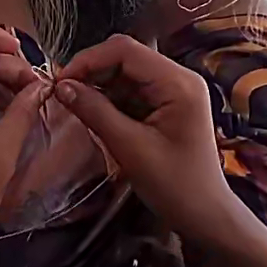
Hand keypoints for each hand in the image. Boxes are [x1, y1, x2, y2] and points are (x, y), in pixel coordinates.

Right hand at [53, 34, 249, 251]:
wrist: (206, 216)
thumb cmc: (175, 185)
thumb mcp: (130, 148)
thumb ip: (95, 112)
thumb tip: (61, 87)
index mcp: (178, 83)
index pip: (126, 51)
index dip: (88, 60)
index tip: (60, 81)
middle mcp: (178, 78)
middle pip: (125, 57)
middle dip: (91, 71)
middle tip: (62, 92)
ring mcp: (174, 90)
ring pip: (125, 72)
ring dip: (98, 85)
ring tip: (73, 103)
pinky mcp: (166, 104)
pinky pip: (131, 90)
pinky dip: (109, 98)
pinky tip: (93, 112)